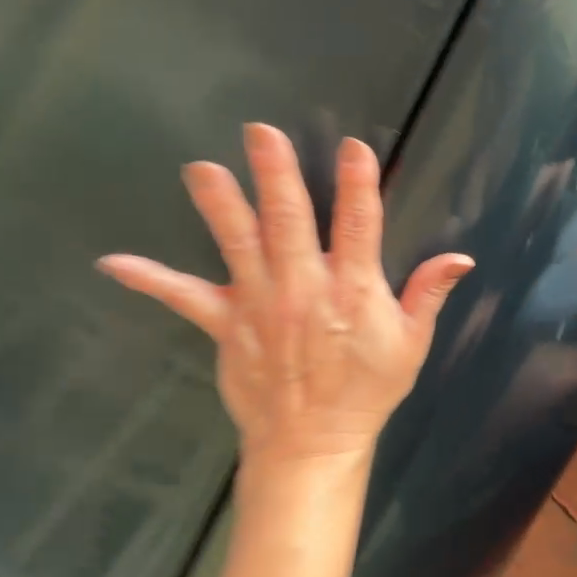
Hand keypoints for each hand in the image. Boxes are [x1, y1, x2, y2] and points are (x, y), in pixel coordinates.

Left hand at [98, 124, 473, 462]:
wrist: (311, 443)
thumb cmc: (369, 387)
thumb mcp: (413, 341)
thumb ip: (429, 292)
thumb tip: (462, 257)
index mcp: (354, 289)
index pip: (358, 225)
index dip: (357, 184)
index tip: (352, 147)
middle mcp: (304, 288)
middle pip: (288, 221)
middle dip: (275, 174)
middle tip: (260, 133)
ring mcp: (259, 306)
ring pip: (238, 245)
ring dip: (220, 205)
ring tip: (201, 168)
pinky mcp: (226, 327)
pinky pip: (185, 299)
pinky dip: (151, 279)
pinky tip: (114, 262)